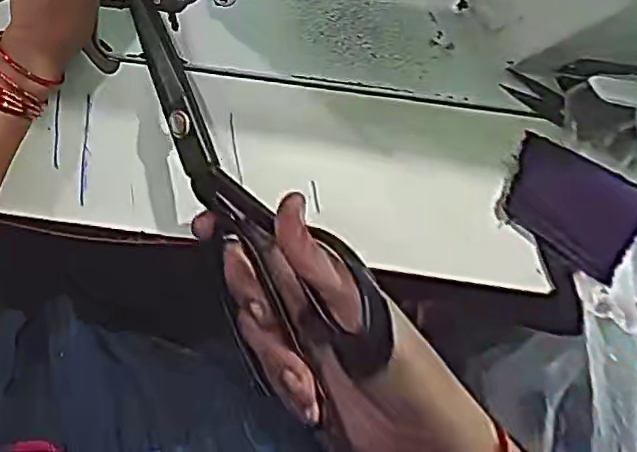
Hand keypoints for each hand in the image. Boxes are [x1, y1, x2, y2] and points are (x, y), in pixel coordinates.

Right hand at [195, 194, 506, 451]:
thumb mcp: (358, 306)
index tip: (206, 227)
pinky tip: (312, 396)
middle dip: (251, 301)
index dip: (227, 228)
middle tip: (271, 316)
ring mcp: (295, 336)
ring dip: (274, 355)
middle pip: (244, 280)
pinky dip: (284, 386)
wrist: (429, 444)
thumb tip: (289, 207)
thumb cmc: (410, 370)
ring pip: (251, 328)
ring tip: (306, 374)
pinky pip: (264, 370)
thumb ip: (315, 260)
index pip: (259, 238)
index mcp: (313, 272)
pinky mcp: (293, 374)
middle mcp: (299, 299)